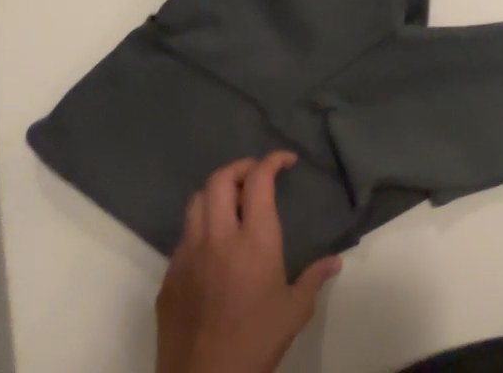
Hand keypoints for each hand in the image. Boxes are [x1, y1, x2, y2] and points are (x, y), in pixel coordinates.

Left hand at [156, 153, 341, 372]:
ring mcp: (187, 258)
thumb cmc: (257, 341)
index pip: (258, 180)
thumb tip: (334, 261)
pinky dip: (201, 230)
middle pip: (218, 181)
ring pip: (194, 205)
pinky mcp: (168, 280)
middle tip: (257, 174)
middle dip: (239, 168)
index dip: (272, 161)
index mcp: (255, 241)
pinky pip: (183, 240)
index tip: (286, 161)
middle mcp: (218, 239)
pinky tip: (215, 251)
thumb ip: (315, 277)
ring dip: (216, 194)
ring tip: (234, 204)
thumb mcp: (296, 309)